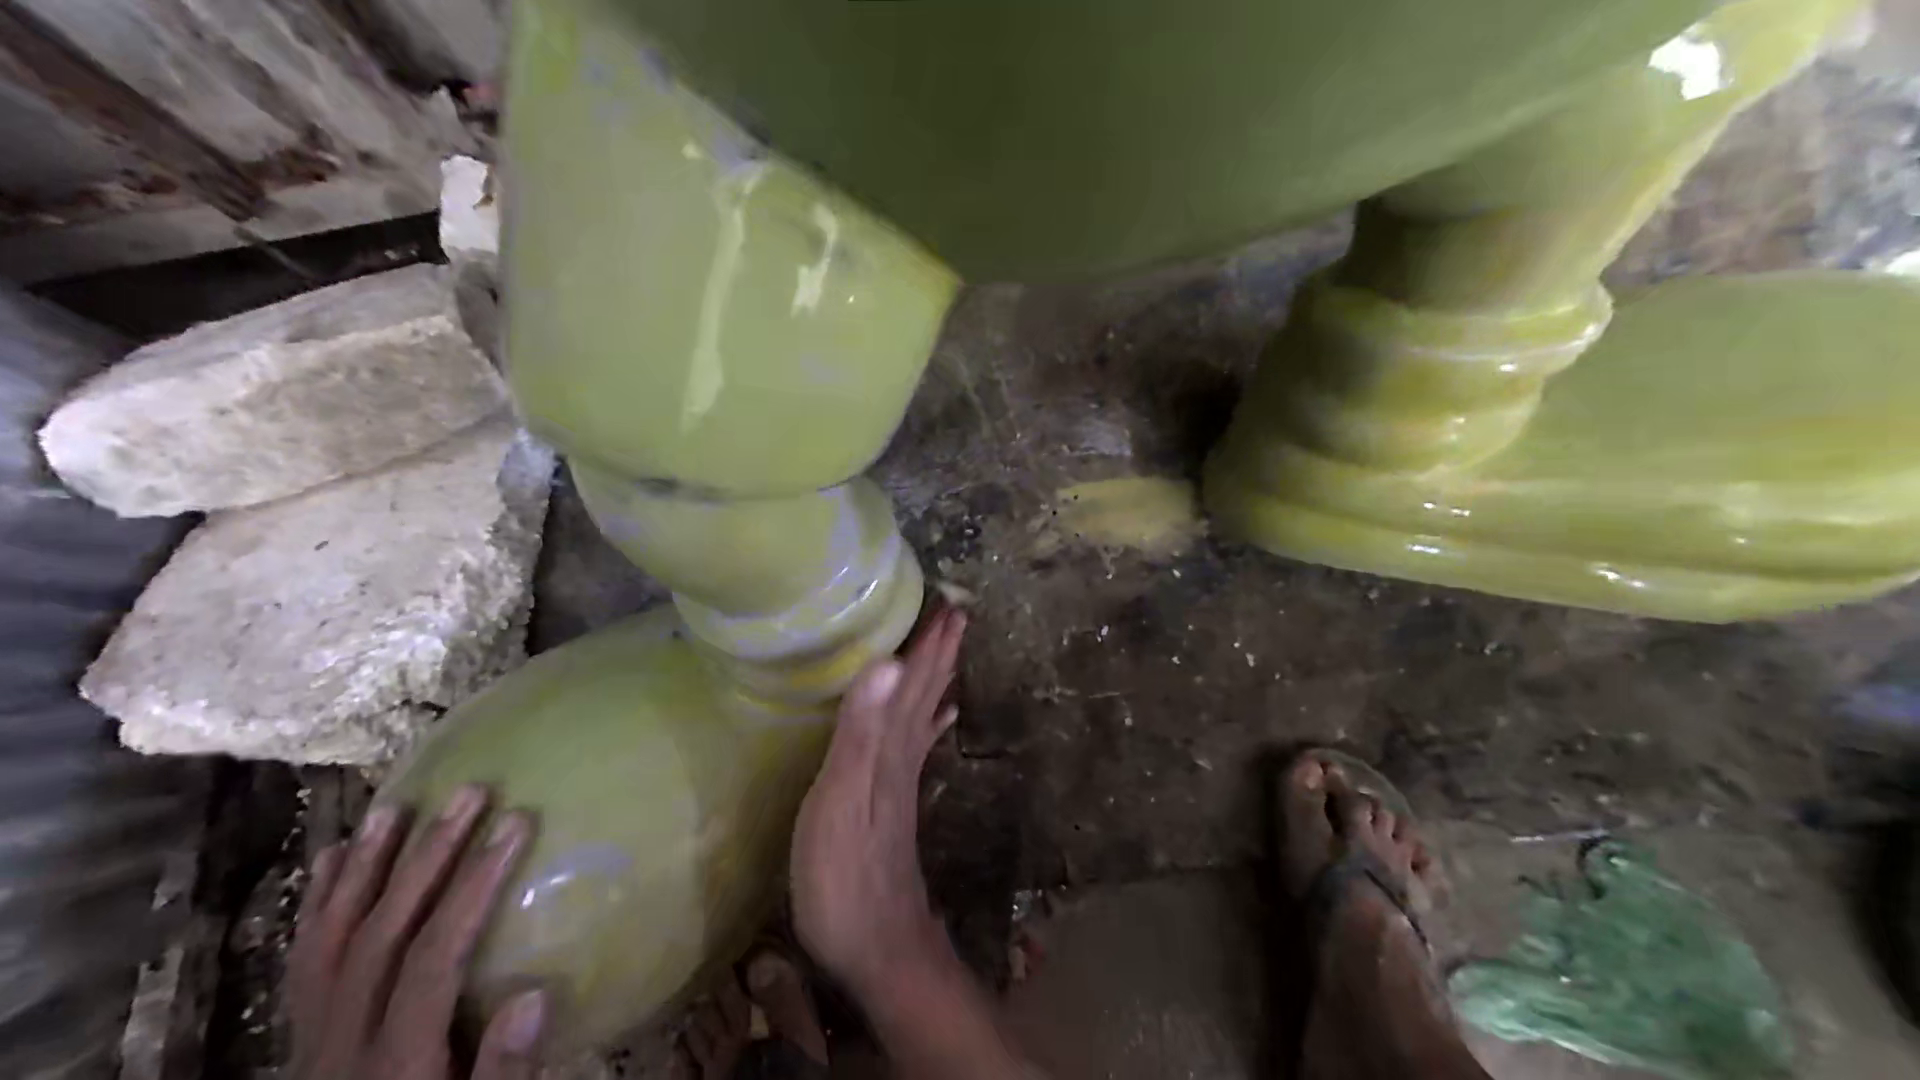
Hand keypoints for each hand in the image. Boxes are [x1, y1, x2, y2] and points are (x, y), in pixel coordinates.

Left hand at [287, 785, 541, 1079]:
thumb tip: (535, 995)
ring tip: (396, 806)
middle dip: (429, 857)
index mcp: (396, 1062)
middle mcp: (344, 1041)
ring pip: (333, 940)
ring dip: (366, 868)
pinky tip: (338, 858)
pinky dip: (319, 904)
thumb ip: (505, 1071)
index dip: (474, 885)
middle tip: (471, 793)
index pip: (435, 956)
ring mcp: (313, 1036)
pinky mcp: (304, 1032)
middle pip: (381, 935)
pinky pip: (304, 962)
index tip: (516, 823)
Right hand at [790, 606, 965, 994]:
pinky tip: (941, 718)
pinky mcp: (894, 805)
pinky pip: (917, 747)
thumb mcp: (841, 800)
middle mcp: (903, 757)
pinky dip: (931, 723)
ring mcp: (902, 782)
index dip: (931, 646)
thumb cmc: (846, 875)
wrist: (878, 946)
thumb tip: (888, 666)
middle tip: (958, 614)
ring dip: (938, 680)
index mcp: (890, 748)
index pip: (915, 685)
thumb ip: (860, 733)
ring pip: (926, 716)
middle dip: (941, 653)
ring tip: (950, 653)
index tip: (950, 606)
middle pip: (927, 695)